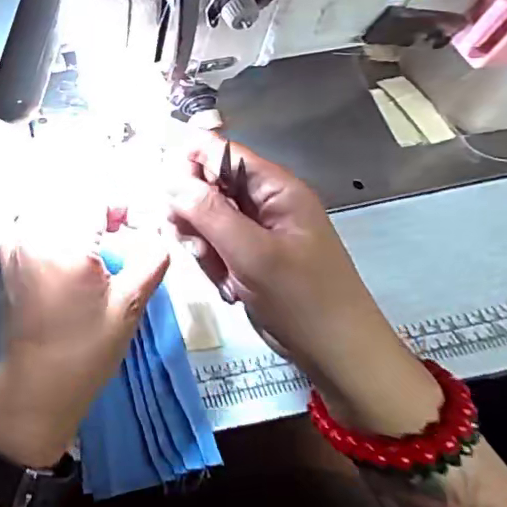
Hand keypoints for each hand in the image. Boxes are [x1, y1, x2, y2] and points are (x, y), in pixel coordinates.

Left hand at [0, 204, 169, 467]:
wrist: (38, 387)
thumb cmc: (87, 351)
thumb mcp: (129, 306)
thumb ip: (150, 260)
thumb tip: (160, 234)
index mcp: (67, 246)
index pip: (97, 195)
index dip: (122, 203)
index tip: (137, 223)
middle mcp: (34, 235)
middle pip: (71, 190)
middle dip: (99, 200)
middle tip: (119, 226)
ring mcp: (13, 242)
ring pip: (42, 195)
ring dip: (71, 201)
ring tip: (90, 226)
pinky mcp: (3, 254)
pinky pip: (4, 213)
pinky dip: (25, 206)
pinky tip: (47, 220)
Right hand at [167, 138, 440, 437]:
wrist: (338, 354)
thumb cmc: (302, 299)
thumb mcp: (252, 253)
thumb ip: (208, 212)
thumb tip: (169, 176)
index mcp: (276, 187)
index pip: (222, 152)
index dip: (190, 165)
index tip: (168, 197)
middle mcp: (266, 202)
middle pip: (211, 187)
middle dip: (195, 215)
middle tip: (196, 246)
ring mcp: (260, 232)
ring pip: (209, 221)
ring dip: (205, 246)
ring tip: (223, 275)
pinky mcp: (253, 258)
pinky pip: (219, 248)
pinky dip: (216, 266)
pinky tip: (230, 288)